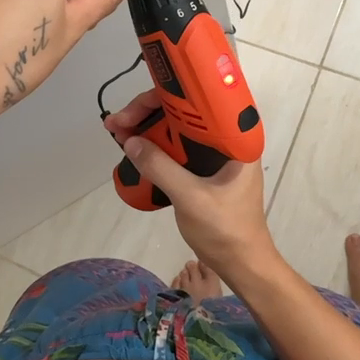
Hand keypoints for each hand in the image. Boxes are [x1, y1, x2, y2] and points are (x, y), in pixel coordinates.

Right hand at [104, 90, 278, 278]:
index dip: (168, 94)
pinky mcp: (204, 169)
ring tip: (117, 133)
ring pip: (176, 130)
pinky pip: (176, 149)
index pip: (201, 101)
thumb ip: (161, 168)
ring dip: (147, 130)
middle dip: (148, 113)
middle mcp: (226, 140)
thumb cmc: (226, 231)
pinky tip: (132, 149)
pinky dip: (154, 148)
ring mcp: (215, 155)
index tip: (139, 104)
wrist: (243, 265)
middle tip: (117, 123)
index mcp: (235, 139)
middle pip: (184, 113)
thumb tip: (130, 141)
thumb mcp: (191, 198)